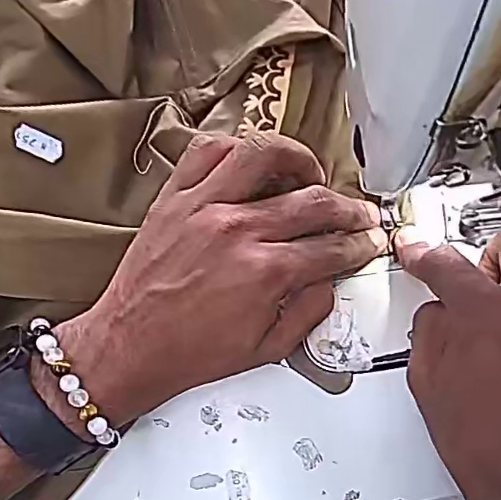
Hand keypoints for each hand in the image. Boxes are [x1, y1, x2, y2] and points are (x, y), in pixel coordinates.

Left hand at [45, 132, 386, 428]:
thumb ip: (308, 311)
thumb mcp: (266, 348)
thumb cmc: (190, 351)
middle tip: (358, 215)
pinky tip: (250, 162)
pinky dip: (235, 147)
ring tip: (311, 173)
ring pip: (265, 155)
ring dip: (300, 159)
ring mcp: (203, 208)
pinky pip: (207, 151)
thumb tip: (330, 282)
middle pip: (314, 201)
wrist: (132, 346)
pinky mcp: (174, 199)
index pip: (332, 248)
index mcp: (266, 273)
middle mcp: (238, 231)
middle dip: (349, 209)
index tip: (368, 242)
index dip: (360, 245)